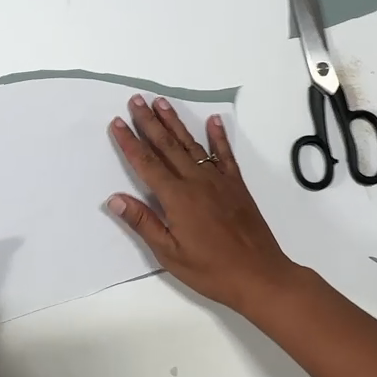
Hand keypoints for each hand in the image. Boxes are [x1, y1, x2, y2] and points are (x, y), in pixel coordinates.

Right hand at [106, 95, 308, 315]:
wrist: (260, 276)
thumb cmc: (211, 270)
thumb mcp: (169, 253)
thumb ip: (143, 222)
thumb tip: (115, 198)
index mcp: (177, 198)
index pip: (146, 164)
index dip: (130, 142)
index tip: (117, 122)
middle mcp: (196, 181)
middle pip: (167, 145)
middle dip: (149, 122)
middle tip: (136, 99)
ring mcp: (219, 181)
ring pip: (191, 144)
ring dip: (174, 122)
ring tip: (161, 102)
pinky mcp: (237, 186)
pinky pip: (225, 155)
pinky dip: (219, 136)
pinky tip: (213, 120)